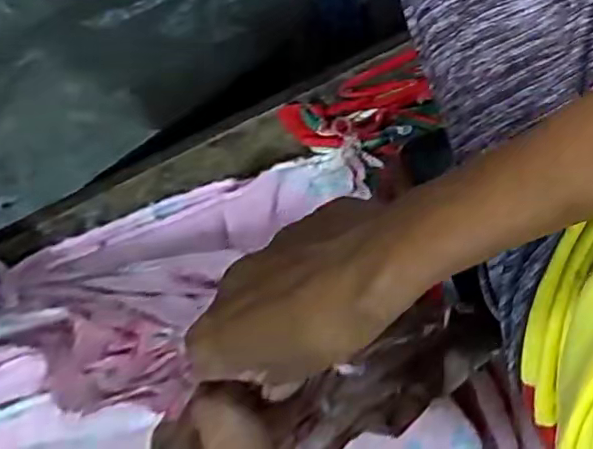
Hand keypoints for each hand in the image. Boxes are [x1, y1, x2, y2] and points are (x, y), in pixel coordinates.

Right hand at [186, 196, 410, 386]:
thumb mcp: (301, 371)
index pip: (209, 363)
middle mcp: (230, 283)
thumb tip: (273, 378)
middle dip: (261, 323)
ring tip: (330, 293)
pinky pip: (307, 243)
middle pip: (237, 312)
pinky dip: (320, 252)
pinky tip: (349, 260)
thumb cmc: (335, 326)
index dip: (240, 369)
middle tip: (300, 333)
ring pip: (271, 273)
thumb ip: (274, 377)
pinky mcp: (311, 214)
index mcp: (212, 333)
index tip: (272, 370)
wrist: (383, 257)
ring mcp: (271, 241)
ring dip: (290, 284)